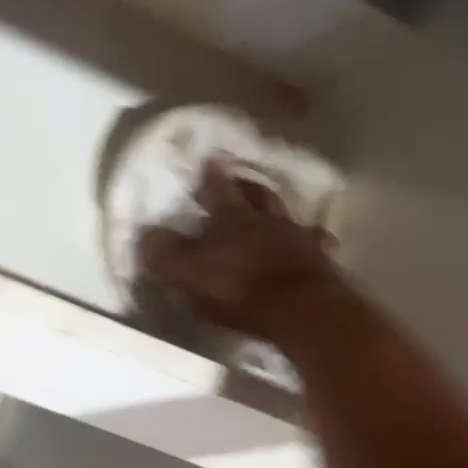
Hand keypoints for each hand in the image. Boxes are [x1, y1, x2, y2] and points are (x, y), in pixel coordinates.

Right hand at [140, 157, 349, 344]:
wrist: (300, 310)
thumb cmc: (234, 288)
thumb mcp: (185, 272)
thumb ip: (164, 251)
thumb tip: (146, 230)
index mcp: (231, 218)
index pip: (218, 189)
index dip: (211, 175)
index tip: (209, 158)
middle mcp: (267, 220)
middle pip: (259, 194)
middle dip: (247, 186)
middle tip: (241, 180)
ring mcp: (299, 238)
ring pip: (288, 215)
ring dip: (279, 211)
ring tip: (273, 211)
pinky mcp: (321, 261)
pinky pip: (314, 243)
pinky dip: (308, 240)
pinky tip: (308, 244)